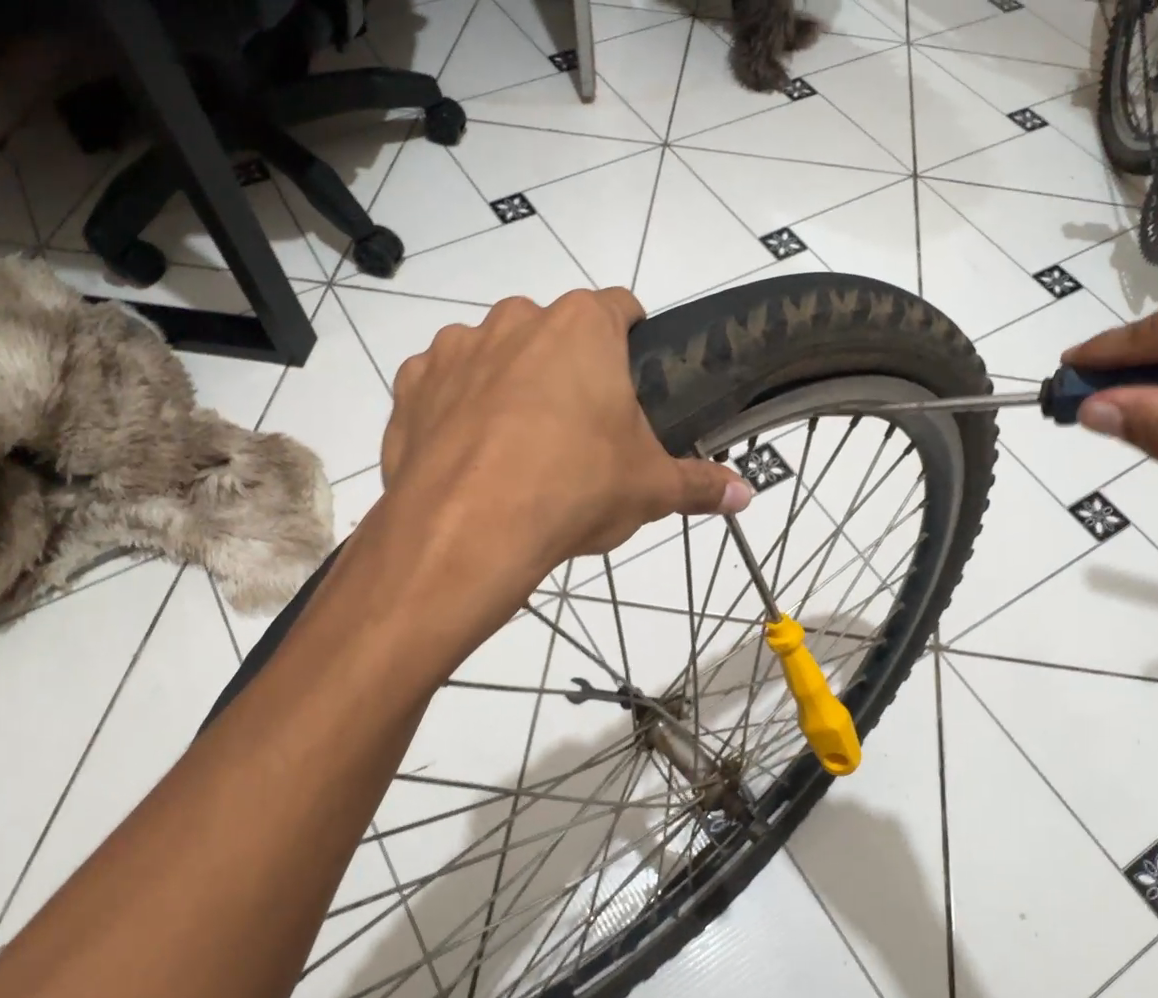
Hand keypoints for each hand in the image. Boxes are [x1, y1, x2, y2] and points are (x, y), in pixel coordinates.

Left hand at [380, 288, 750, 574]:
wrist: (467, 531)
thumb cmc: (575, 490)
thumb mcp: (651, 489)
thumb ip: (700, 484)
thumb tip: (746, 495)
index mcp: (582, 327)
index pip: (620, 307)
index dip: (632, 339)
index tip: (632, 380)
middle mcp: (516, 319)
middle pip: (554, 333)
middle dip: (567, 369)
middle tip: (579, 431)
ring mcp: (455, 348)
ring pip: (495, 356)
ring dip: (510, 386)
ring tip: (519, 450)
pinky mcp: (411, 385)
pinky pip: (443, 388)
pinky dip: (457, 411)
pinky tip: (470, 457)